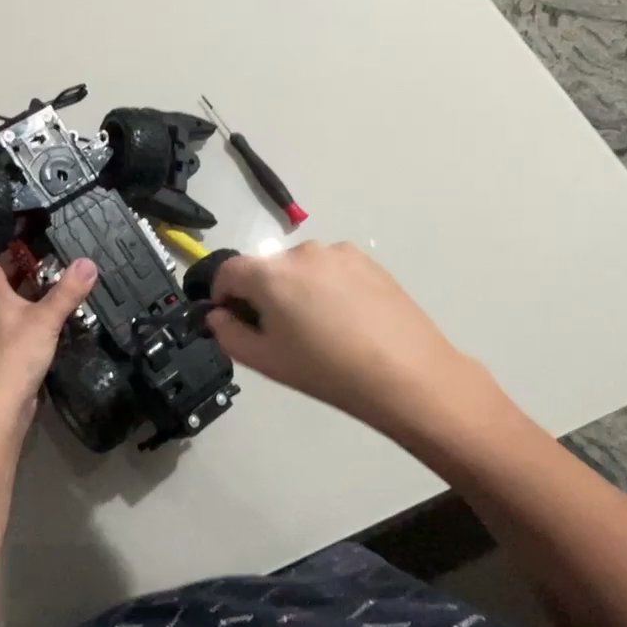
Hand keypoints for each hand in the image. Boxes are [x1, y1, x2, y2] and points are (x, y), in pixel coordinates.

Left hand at [0, 257, 97, 421]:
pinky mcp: (16, 355)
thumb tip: (88, 262)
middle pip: (8, 287)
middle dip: (26, 273)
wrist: (5, 404)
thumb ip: (67, 292)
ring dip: (36, 298)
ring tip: (63, 284)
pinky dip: (42, 321)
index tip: (20, 239)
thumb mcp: (46, 319)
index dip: (2, 252)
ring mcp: (6, 336)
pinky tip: (62, 321)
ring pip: (20, 309)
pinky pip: (29, 329)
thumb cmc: (18, 354)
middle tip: (52, 258)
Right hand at [206, 242, 505, 443]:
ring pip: (299, 268)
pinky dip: (326, 287)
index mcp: (269, 274)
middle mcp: (300, 252)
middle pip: (264, 268)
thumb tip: (219, 315)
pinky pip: (330, 269)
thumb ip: (228, 334)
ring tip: (318, 328)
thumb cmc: (328, 371)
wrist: (408, 374)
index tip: (234, 321)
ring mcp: (337, 252)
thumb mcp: (266, 361)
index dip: (221, 296)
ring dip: (295, 289)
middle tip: (279, 333)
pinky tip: (346, 320)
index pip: (227, 271)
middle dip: (261, 294)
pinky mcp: (367, 260)